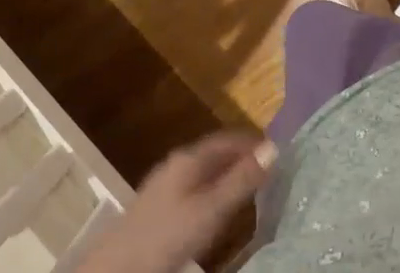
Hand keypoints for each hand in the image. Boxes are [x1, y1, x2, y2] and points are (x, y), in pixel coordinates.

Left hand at [78, 133, 275, 272]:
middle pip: (217, 153)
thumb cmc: (168, 235)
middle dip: (244, 159)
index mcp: (190, 158)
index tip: (281, 154)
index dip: (255, 143)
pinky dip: (215, 192)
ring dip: (229, 176)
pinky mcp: (159, 206)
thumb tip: (274, 147)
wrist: (118, 267)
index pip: (229, 138)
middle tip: (272, 173)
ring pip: (206, 172)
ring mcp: (166, 184)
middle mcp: (177, 164)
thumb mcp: (212, 209)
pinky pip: (196, 189)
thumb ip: (242, 180)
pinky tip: (219, 211)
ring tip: (253, 191)